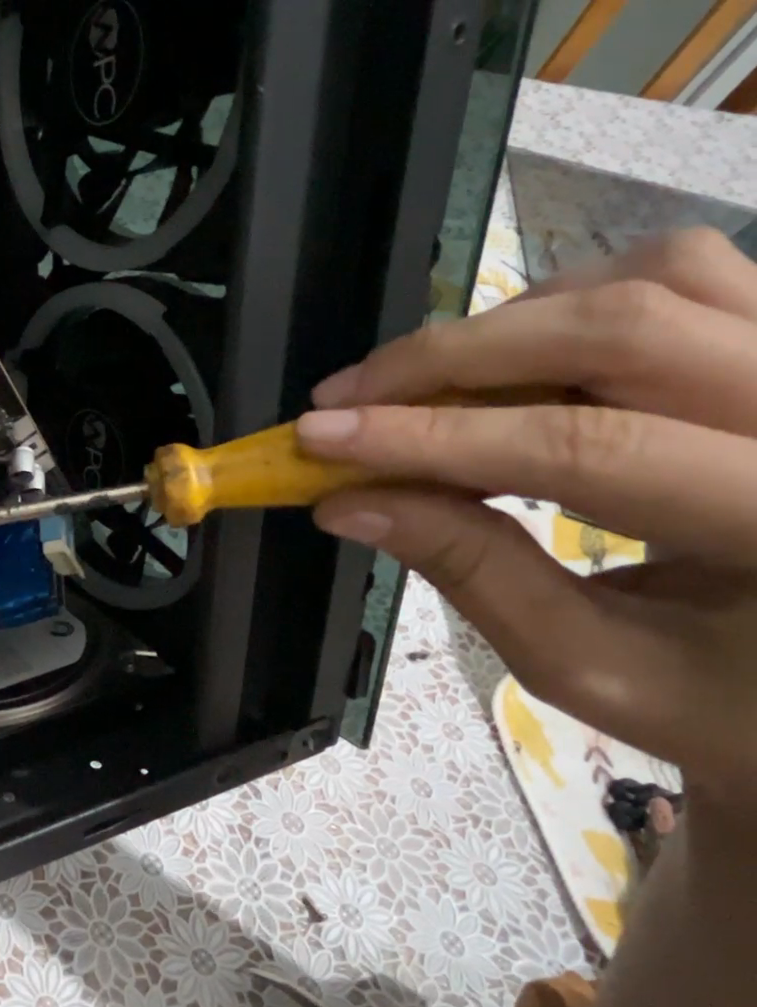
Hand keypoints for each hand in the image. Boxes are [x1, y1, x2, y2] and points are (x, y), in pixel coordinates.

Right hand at [298, 227, 756, 806]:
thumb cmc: (723, 702)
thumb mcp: (589, 664)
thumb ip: (472, 572)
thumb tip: (347, 503)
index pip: (587, 449)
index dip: (433, 437)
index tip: (318, 437)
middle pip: (623, 327)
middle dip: (453, 357)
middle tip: (346, 397)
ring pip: (659, 279)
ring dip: (512, 324)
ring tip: (427, 385)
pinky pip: (688, 277)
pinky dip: (571, 308)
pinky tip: (513, 366)